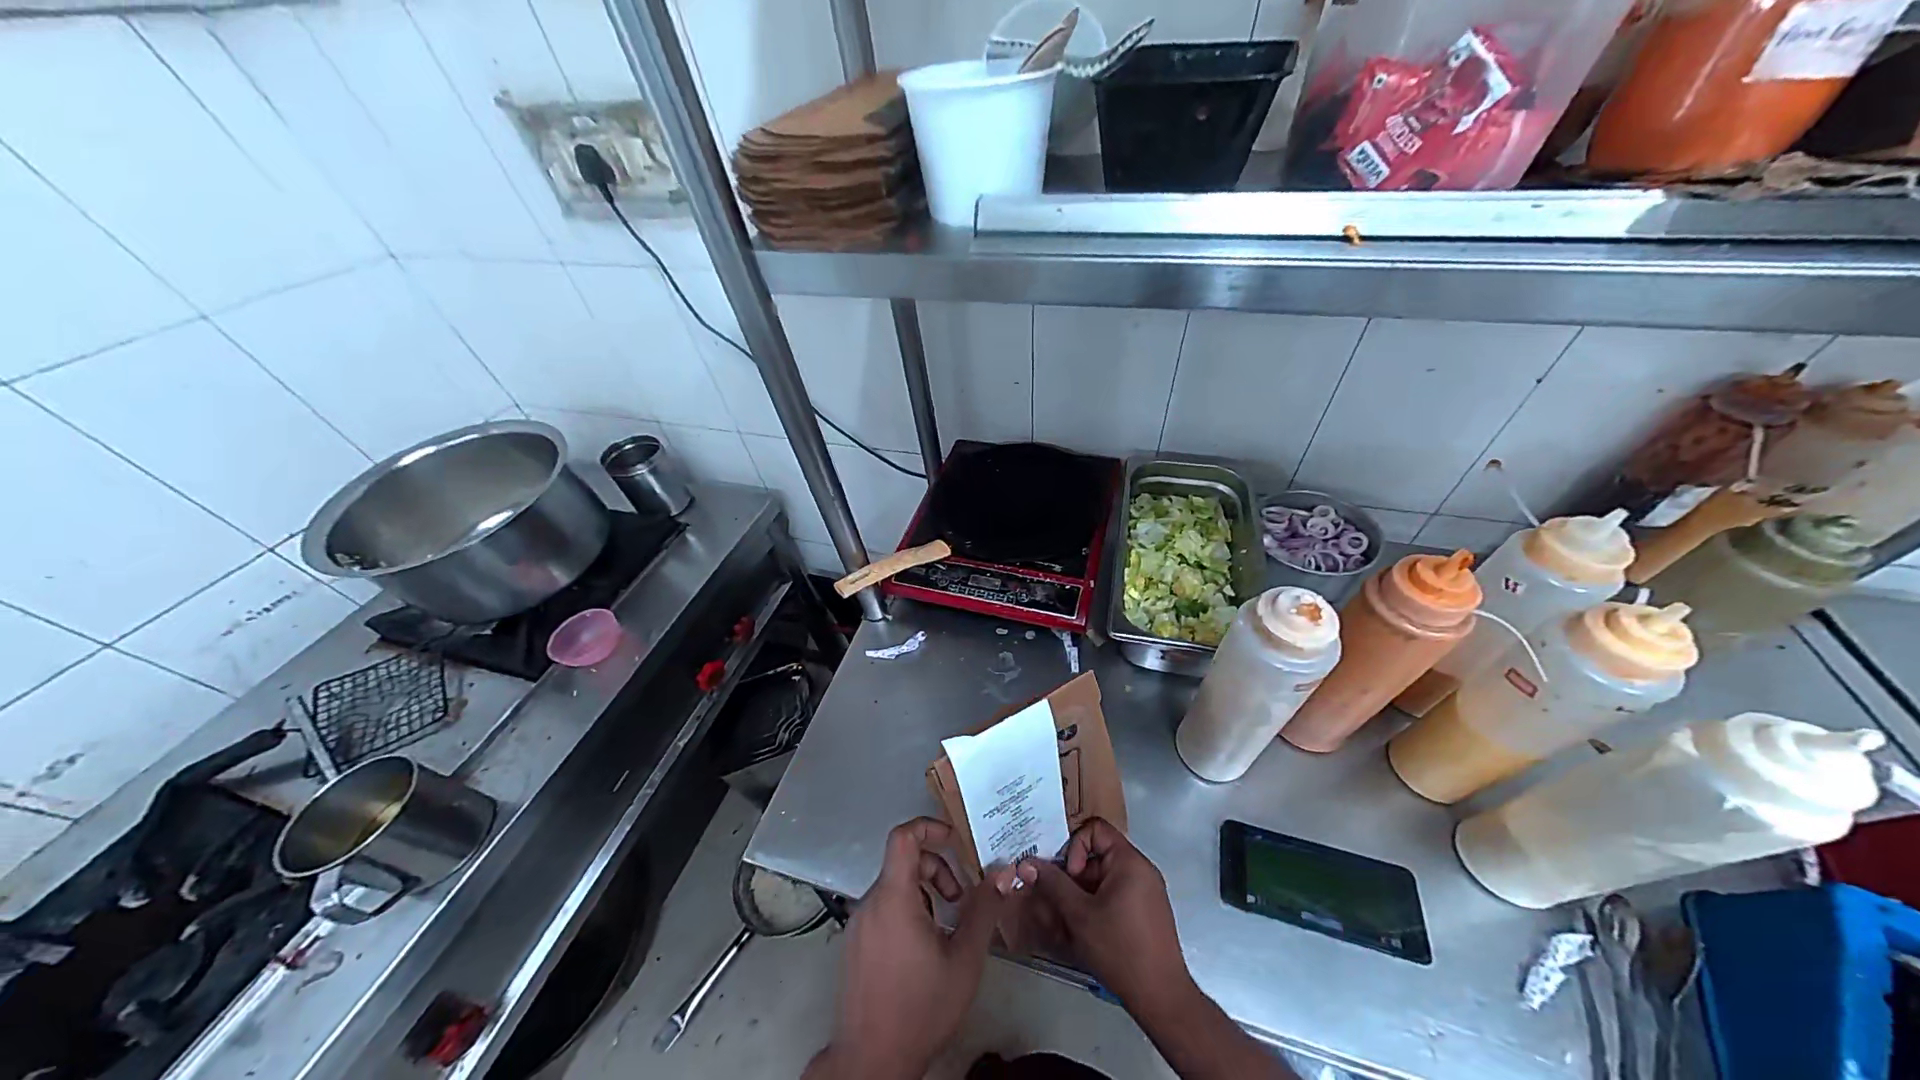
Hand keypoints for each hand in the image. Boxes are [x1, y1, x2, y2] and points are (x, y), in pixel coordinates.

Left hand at [806, 818, 1025, 1079]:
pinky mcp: (854, 944)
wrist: (871, 1061)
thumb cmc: (921, 1008)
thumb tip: (1005, 872)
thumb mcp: (964, 958)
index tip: (955, 841)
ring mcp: (858, 924)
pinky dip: (908, 912)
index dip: (930, 826)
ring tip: (946, 928)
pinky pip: (883, 909)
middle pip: (904, 862)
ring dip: (925, 894)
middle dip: (938, 871)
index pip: (903, 836)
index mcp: (893, 898)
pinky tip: (925, 948)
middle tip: (960, 901)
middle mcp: (870, 903)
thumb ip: (984, 909)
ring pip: (894, 887)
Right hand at [1024, 821, 1297, 1079]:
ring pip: (1102, 880)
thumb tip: (1026, 864)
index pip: (1094, 829)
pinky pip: (1114, 896)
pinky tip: (1085, 933)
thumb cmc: (1120, 949)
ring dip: (1080, 896)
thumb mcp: (1079, 915)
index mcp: (1129, 861)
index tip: (1068, 878)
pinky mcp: (1145, 912)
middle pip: (1096, 856)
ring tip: (1068, 924)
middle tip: (1058, 904)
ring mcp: (1145, 892)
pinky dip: (1095, 907)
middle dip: (1072, 878)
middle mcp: (1140, 870)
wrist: (1161, 996)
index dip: (1074, 847)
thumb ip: (1052, 884)